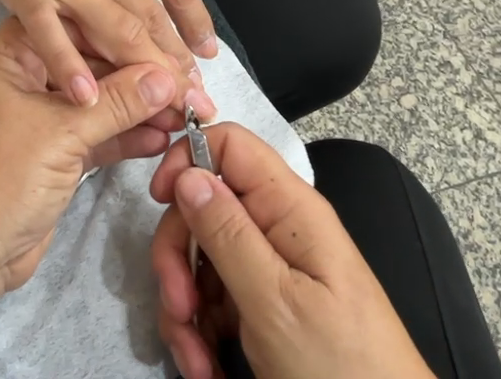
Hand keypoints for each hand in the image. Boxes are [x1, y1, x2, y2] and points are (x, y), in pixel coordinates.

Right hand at [0, 0, 218, 116]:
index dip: (195, 24)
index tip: (207, 55)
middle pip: (149, 15)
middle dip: (175, 61)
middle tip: (195, 99)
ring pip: (112, 30)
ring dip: (141, 71)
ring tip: (162, 104)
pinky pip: (52, 36)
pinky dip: (71, 68)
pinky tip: (89, 98)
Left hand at [0, 16, 184, 311]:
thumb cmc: (0, 175)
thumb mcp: (61, 132)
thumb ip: (118, 102)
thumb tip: (168, 76)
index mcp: (10, 53)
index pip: (73, 27)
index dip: (122, 34)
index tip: (169, 46)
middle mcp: (24, 76)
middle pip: (90, 65)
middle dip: (138, 78)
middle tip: (189, 89)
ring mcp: (39, 115)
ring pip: (97, 101)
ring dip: (138, 109)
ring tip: (185, 115)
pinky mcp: (53, 151)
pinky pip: (95, 133)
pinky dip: (125, 136)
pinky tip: (162, 138)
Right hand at [148, 124, 432, 378]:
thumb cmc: (340, 367)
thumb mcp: (275, 302)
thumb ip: (227, 233)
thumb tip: (187, 172)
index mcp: (288, 208)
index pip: (229, 144)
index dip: (188, 160)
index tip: (160, 202)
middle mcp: (276, 228)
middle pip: (202, 207)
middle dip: (179, 257)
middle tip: (179, 306)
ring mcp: (268, 268)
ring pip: (200, 258)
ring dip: (184, 305)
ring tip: (194, 355)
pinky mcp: (261, 304)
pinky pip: (212, 297)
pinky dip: (199, 330)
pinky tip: (205, 364)